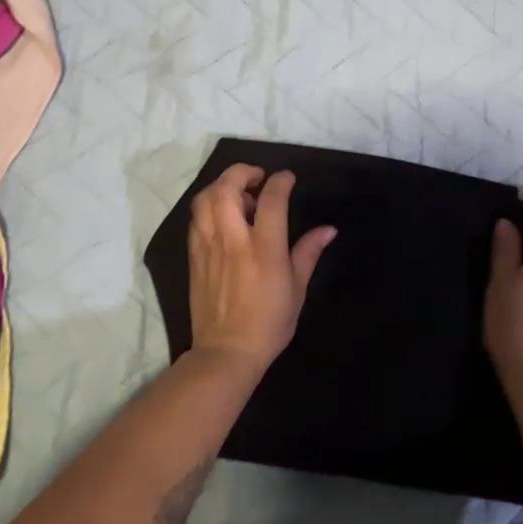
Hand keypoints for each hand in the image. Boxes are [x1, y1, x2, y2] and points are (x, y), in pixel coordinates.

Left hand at [186, 164, 336, 373]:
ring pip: (205, 199)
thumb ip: (308, 252)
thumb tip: (328, 229)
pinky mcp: (194, 256)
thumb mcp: (297, 288)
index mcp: (264, 248)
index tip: (287, 178)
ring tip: (238, 195)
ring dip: (221, 186)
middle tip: (257, 177)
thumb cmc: (270, 322)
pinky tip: (222, 217)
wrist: (227, 351)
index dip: (280, 181)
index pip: (271, 198)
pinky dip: (208, 206)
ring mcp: (209, 246)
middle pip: (227, 188)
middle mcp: (233, 240)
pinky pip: (196, 219)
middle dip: (242, 172)